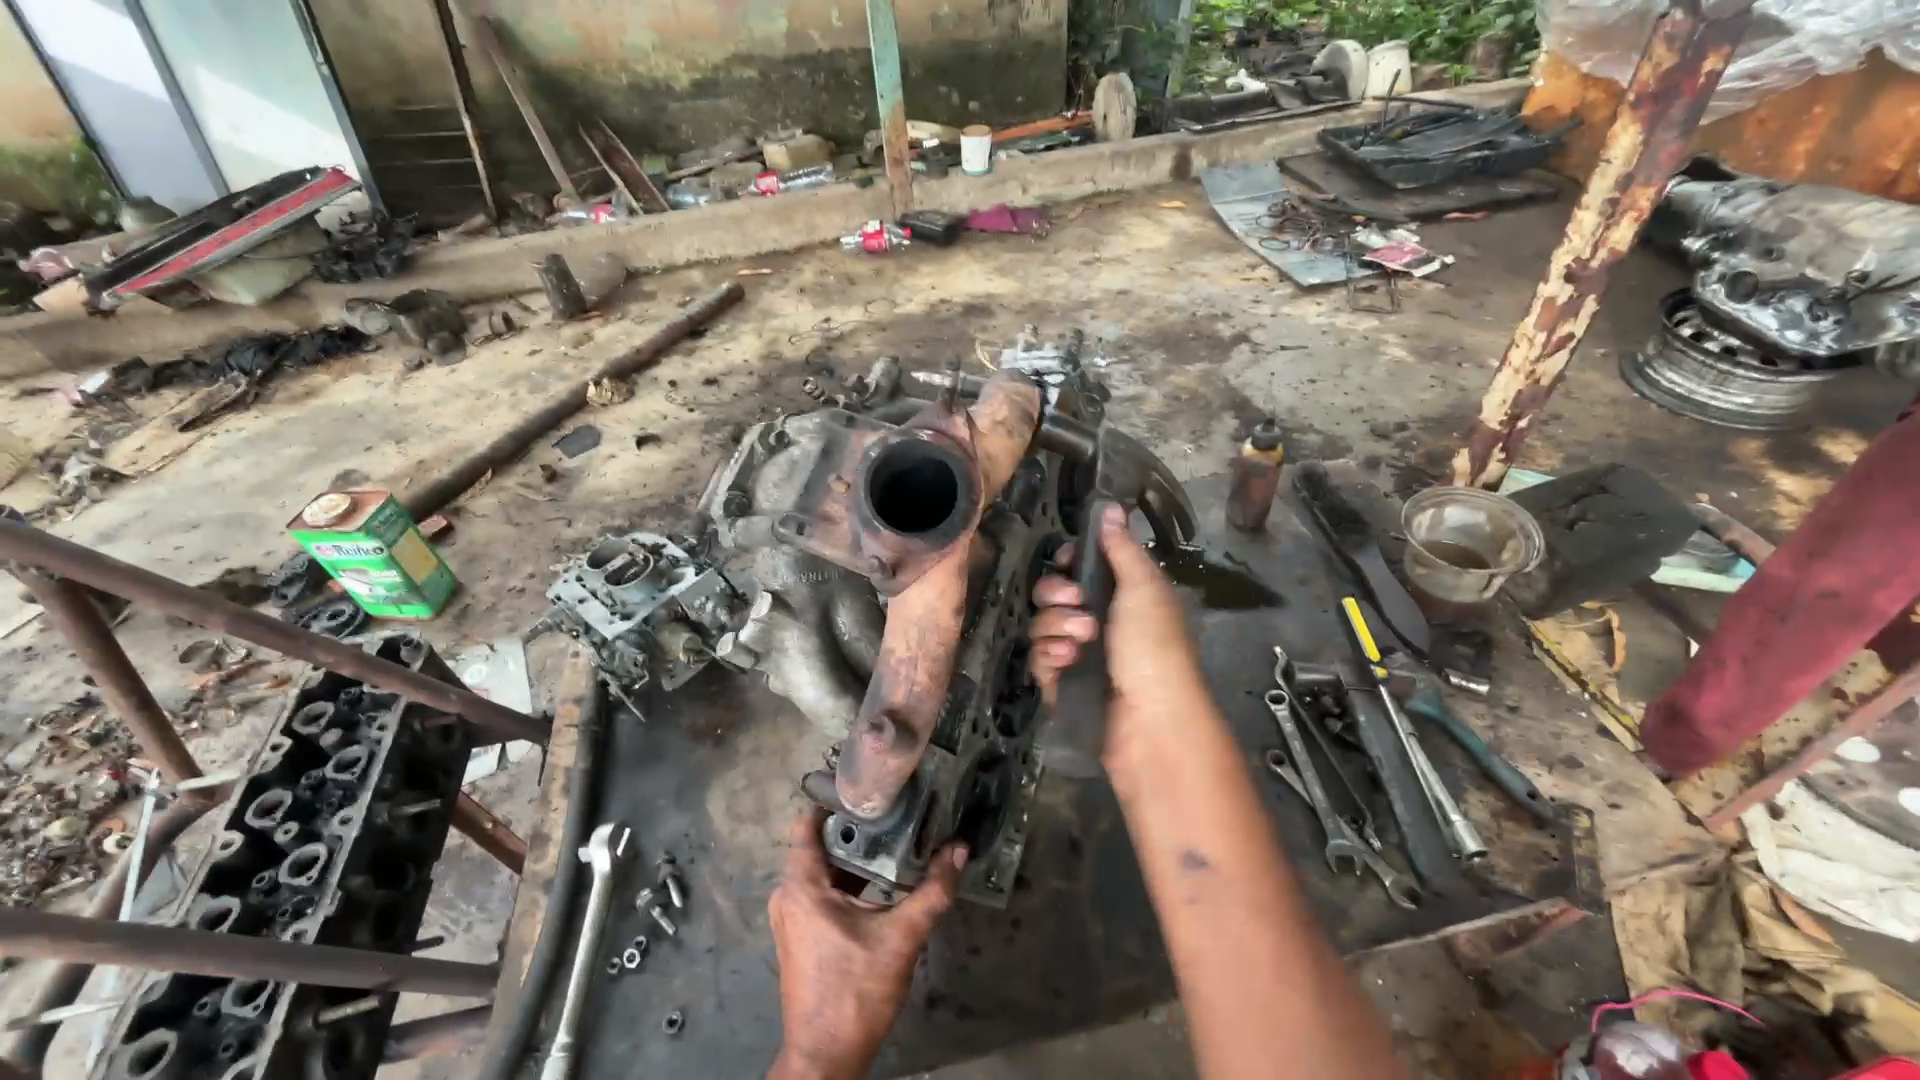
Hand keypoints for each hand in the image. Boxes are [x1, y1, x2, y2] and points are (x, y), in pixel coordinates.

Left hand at [767, 810, 966, 1079]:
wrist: (827, 1055)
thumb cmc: (856, 991)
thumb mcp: (901, 938)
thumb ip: (932, 891)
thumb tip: (960, 850)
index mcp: (801, 887)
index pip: (806, 823)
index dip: (834, 798)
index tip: (868, 783)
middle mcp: (789, 895)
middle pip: (821, 844)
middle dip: (858, 827)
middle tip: (896, 807)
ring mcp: (792, 916)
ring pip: (825, 870)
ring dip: (858, 856)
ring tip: (897, 835)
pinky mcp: (802, 934)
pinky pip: (824, 892)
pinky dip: (852, 881)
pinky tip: (885, 878)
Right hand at [1028, 503, 1207, 765]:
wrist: (1150, 721)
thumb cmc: (1154, 647)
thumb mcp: (1144, 589)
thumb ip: (1122, 548)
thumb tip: (1112, 505)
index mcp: (1123, 595)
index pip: (1083, 566)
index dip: (1071, 560)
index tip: (1071, 560)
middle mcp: (1099, 620)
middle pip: (1053, 592)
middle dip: (1057, 593)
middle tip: (1077, 603)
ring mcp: (1078, 653)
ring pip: (1042, 624)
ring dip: (1057, 628)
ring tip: (1081, 644)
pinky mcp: (1061, 684)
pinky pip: (1038, 659)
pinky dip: (1050, 658)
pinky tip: (1067, 664)